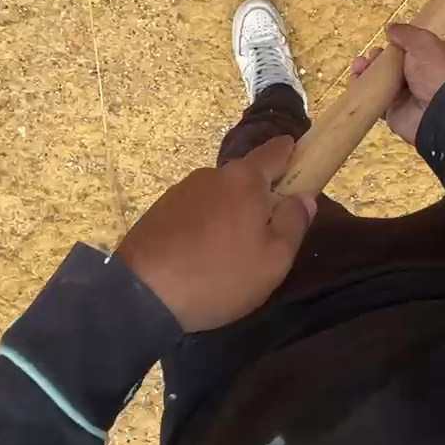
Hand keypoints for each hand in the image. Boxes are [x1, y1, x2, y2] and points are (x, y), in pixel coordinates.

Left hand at [114, 136, 316, 331]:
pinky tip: (200, 258)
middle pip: (248, 177)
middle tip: (265, 237)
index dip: (294, 155)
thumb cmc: (218, 275)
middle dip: (260, 199)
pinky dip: (205, 227)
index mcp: (246, 179)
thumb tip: (304, 196)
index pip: (277, 149)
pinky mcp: (161, 209)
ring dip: (230, 215)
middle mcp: (214, 174)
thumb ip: (294, 223)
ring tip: (228, 256)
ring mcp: (183, 189)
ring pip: (221, 196)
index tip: (302, 171)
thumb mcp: (273, 260)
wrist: (140, 295)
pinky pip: (196, 211)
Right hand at [349, 22, 444, 144]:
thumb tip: (390, 29)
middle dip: (377, 57)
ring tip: (358, 67)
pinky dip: (361, 89)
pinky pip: (373, 98)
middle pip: (391, 63)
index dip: (394, 43)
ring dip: (366, 71)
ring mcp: (403, 94)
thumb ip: (405, 33)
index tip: (385, 39)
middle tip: (371, 56)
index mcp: (429, 58)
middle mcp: (417, 76)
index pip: (408, 48)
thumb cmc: (434, 71)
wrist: (438, 110)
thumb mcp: (423, 42)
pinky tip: (355, 80)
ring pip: (379, 80)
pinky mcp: (391, 110)